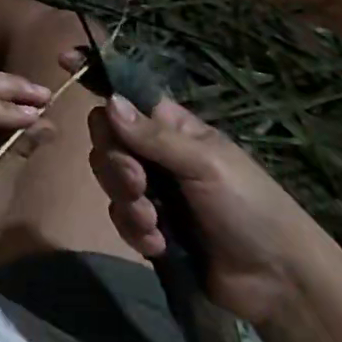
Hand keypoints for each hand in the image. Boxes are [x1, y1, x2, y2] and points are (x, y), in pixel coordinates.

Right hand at [86, 92, 336, 323]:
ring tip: (153, 220)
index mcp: (171, 125)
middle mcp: (156, 151)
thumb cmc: (250, 205)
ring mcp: (153, 189)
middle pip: (107, 137)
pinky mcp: (151, 227)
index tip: (64, 60)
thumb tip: (109, 102)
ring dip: (127, 200)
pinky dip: (136, 230)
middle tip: (139, 182)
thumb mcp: (205, 163)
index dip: (97, 75)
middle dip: (116, 161)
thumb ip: (154, 136)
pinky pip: (121, 217)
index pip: (127, 91)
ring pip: (110, 178)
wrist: (277, 281)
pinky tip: (160, 243)